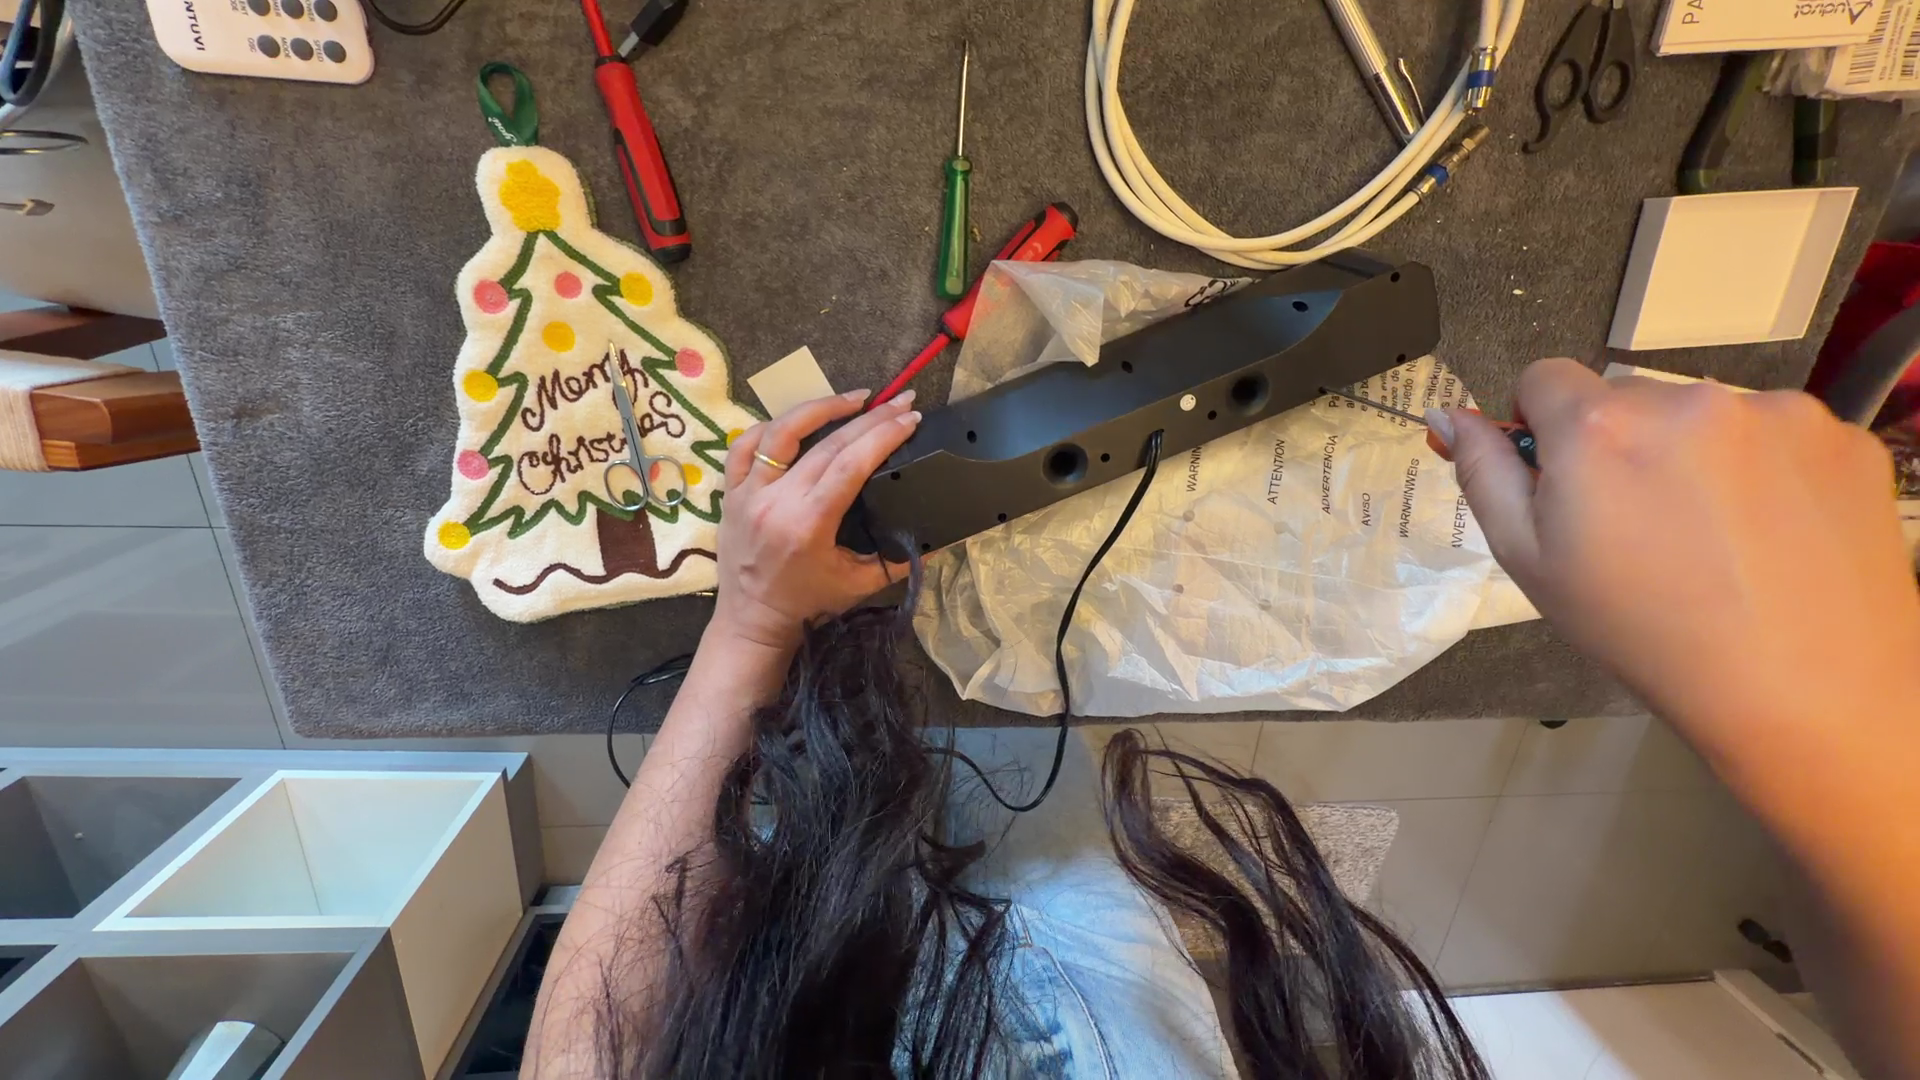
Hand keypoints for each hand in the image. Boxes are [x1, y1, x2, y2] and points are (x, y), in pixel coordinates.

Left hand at [709, 389, 920, 651]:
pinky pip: (746, 445)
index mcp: (809, 524)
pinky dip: (773, 426)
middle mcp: (776, 501)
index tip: (909, 419)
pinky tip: (801, 418)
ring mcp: (749, 493)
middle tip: (901, 401)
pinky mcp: (732, 492)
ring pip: (782, 432)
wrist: (751, 621)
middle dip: (870, 418)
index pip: (851, 465)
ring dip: (822, 408)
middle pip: (827, 444)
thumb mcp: (858, 586)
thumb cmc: (807, 603)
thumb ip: (896, 561)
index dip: (883, 436)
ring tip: (856, 398)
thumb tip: (935, 540)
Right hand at [1438, 358, 1919, 748]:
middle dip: (1609, 442)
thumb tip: (1446, 416)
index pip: (1543, 376)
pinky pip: (1766, 432)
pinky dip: (1748, 465)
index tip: (1555, 478)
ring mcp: (1778, 414)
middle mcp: (1690, 398)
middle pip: (1621, 397)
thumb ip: (1482, 471)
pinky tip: (1755, 527)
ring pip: (1694, 414)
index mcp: (1600, 427)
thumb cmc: (1629, 622)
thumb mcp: (1524, 553)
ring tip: (1696, 529)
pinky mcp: (1844, 438)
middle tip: (1624, 520)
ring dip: (1679, 450)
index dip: (1535, 424)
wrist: (1794, 685)